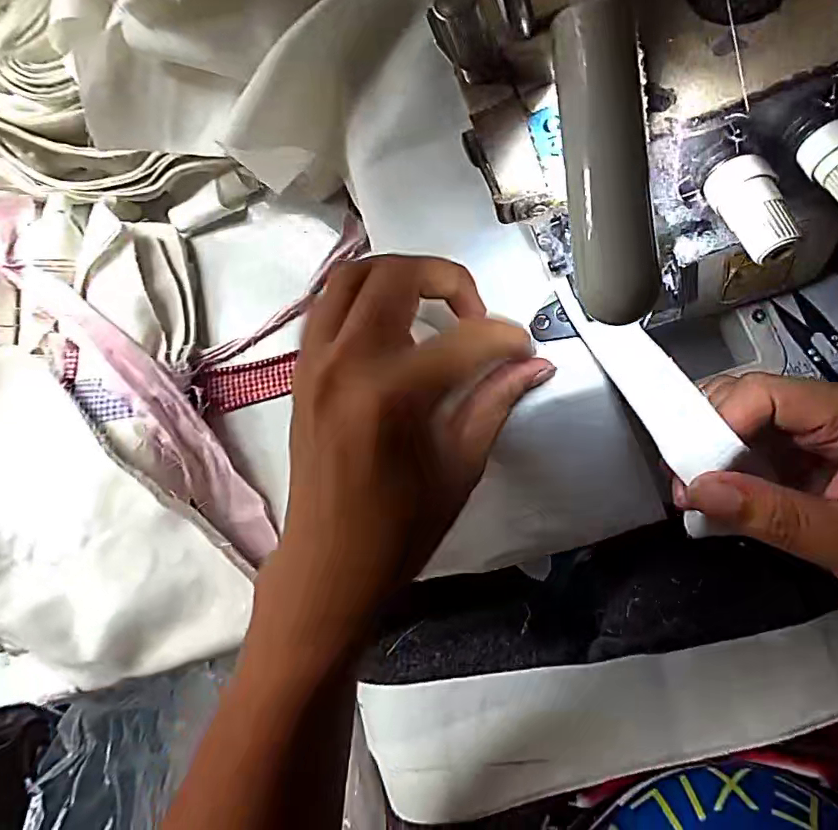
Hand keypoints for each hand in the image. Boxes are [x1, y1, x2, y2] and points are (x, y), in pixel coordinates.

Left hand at [254, 255, 553, 666]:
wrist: (328, 563)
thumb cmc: (399, 527)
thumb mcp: (461, 464)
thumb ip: (497, 400)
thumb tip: (536, 364)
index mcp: (391, 394)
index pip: (465, 338)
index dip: (506, 338)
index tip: (522, 351)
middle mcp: (345, 362)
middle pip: (398, 275)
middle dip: (449, 280)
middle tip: (475, 315)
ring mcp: (315, 360)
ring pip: (354, 275)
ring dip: (401, 275)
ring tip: (433, 304)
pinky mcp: (302, 368)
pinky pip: (328, 302)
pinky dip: (364, 294)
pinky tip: (391, 321)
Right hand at [675, 373, 837, 643]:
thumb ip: (774, 515)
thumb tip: (699, 491)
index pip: (770, 394)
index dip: (722, 420)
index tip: (690, 464)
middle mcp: (835, 412)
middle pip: (752, 400)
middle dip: (710, 433)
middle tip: (682, 478)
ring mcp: (822, 436)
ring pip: (749, 425)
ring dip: (715, 455)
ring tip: (690, 491)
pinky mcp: (812, 462)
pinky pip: (758, 454)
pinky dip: (731, 475)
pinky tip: (713, 499)